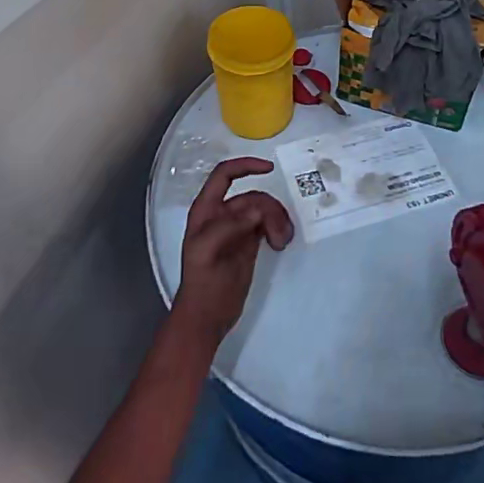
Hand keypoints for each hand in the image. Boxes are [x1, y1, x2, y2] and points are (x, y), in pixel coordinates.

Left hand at [171, 157, 293, 347]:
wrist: (207, 316)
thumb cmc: (201, 282)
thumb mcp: (206, 252)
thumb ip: (227, 227)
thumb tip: (255, 212)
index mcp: (206, 211)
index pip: (224, 175)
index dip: (245, 166)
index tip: (269, 168)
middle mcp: (221, 215)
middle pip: (252, 196)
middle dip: (269, 208)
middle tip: (278, 234)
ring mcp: (237, 228)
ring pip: (263, 210)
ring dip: (277, 220)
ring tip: (282, 241)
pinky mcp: (249, 243)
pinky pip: (268, 224)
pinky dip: (277, 229)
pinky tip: (280, 242)